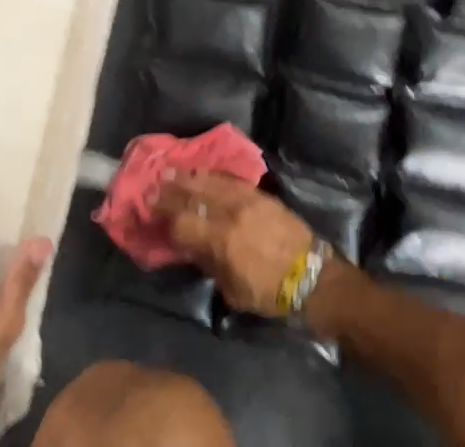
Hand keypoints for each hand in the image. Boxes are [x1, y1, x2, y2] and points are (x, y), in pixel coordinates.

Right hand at [152, 173, 315, 315]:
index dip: (165, 220)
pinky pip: (230, 179)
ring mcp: (247, 200)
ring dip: (187, 177)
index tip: (152, 215)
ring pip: (210, 182)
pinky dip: (211, 176)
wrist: (312, 277)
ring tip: (170, 172)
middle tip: (152, 187)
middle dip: (169, 193)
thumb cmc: (269, 292)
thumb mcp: (232, 290)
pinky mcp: (260, 195)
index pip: (183, 223)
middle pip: (192, 197)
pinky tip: (200, 173)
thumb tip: (192, 246)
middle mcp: (231, 215)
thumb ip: (209, 264)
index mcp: (222, 241)